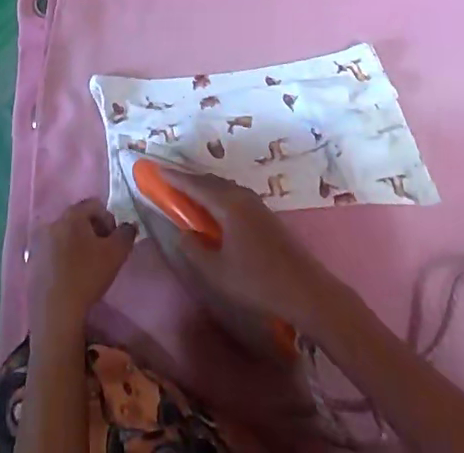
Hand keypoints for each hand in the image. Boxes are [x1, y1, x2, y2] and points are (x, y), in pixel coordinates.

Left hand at [29, 199, 136, 334]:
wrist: (55, 308)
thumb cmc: (87, 275)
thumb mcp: (116, 254)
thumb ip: (126, 234)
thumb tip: (128, 225)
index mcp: (72, 215)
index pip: (95, 205)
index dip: (109, 220)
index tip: (114, 241)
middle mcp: (53, 221)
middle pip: (79, 217)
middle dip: (94, 231)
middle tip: (103, 253)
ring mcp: (39, 239)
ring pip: (65, 234)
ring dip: (78, 243)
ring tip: (87, 265)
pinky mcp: (33, 257)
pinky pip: (53, 249)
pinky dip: (64, 255)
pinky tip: (71, 274)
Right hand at [155, 167, 335, 322]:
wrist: (308, 293)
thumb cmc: (258, 282)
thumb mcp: (217, 271)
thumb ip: (193, 249)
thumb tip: (182, 233)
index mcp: (228, 204)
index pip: (194, 184)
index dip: (173, 177)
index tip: (155, 169)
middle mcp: (242, 197)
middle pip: (209, 181)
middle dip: (188, 179)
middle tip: (168, 180)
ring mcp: (257, 205)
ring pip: (223, 187)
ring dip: (204, 187)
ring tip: (187, 193)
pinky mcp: (266, 216)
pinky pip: (234, 195)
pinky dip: (217, 195)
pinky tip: (214, 209)